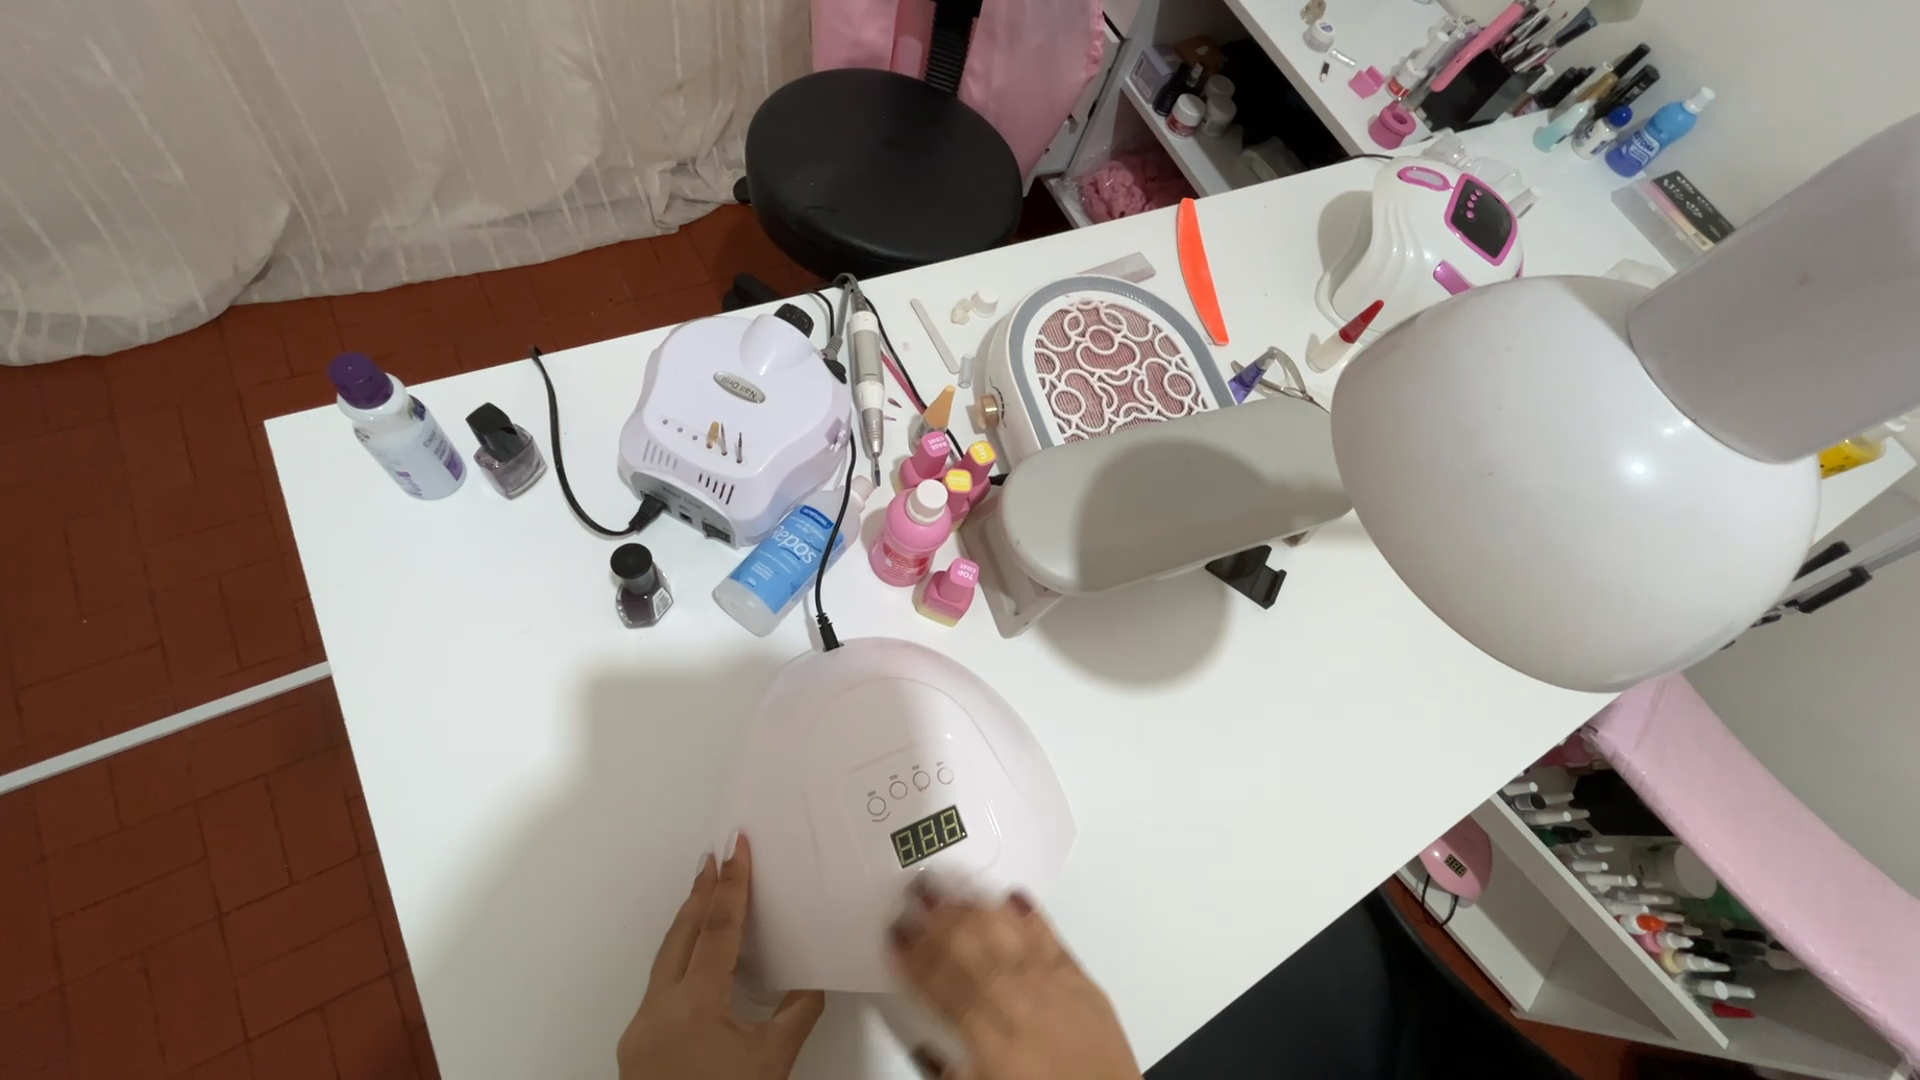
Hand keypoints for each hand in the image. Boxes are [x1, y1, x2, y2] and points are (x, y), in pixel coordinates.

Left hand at [619, 833, 825, 1079]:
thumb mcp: (773, 1063)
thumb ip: (797, 1012)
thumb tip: (813, 980)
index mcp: (693, 1007)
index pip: (717, 929)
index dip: (732, 885)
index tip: (736, 848)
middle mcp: (657, 1012)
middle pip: (681, 935)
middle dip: (701, 893)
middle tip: (717, 857)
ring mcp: (641, 1029)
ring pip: (665, 958)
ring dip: (688, 921)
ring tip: (706, 891)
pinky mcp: (636, 1046)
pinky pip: (660, 983)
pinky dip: (681, 956)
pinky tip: (697, 954)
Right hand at [889, 880, 1140, 1079]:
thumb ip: (947, 1066)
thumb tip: (922, 1039)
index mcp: (993, 1044)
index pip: (942, 988)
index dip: (915, 956)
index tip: (896, 933)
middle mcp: (1023, 1007)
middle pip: (973, 949)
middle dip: (940, 916)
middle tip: (916, 889)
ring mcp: (1056, 988)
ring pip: (1008, 935)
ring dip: (976, 905)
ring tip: (953, 881)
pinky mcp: (1082, 980)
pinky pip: (1051, 938)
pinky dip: (1030, 915)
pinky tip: (1013, 895)